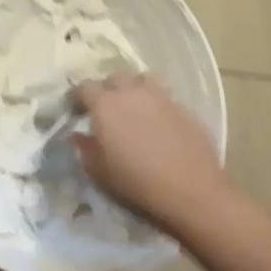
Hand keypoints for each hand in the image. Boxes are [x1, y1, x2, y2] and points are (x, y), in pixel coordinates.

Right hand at [72, 73, 229, 221]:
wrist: (193, 192)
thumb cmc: (138, 184)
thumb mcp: (98, 172)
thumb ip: (84, 148)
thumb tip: (78, 135)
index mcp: (105, 104)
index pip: (84, 87)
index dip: (78, 98)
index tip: (77, 113)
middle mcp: (131, 92)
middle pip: (114, 78)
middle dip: (106, 90)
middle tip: (106, 111)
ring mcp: (160, 97)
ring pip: (142, 80)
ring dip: (134, 90)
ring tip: (134, 109)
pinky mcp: (184, 108)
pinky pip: (164, 97)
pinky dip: (156, 105)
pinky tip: (159, 125)